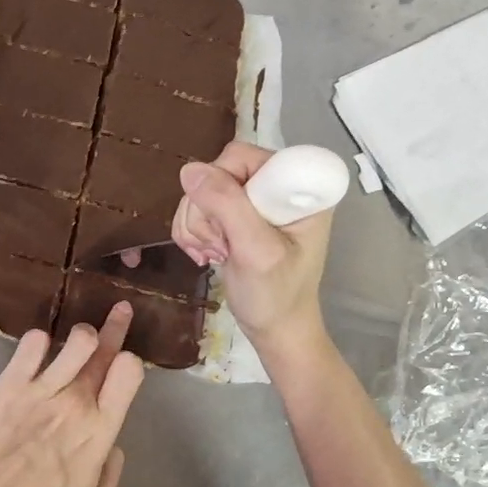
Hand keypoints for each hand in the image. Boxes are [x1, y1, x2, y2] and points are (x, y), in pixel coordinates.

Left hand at [0, 304, 144, 486]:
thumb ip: (111, 474)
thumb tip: (112, 444)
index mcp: (99, 431)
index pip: (129, 373)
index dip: (131, 363)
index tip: (124, 365)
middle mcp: (75, 402)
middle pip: (105, 348)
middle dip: (116, 327)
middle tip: (121, 311)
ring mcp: (41, 389)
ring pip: (76, 339)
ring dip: (83, 335)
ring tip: (81, 339)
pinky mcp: (9, 383)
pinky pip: (32, 342)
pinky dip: (40, 341)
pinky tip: (40, 350)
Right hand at [172, 142, 333, 351]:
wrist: (276, 330)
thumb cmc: (276, 296)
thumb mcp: (255, 251)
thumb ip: (227, 205)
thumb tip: (189, 170)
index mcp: (298, 186)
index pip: (242, 156)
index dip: (222, 186)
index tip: (227, 225)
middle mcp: (277, 185)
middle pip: (216, 172)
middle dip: (205, 211)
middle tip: (218, 247)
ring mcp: (255, 199)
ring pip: (201, 189)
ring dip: (195, 224)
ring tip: (212, 254)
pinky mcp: (237, 213)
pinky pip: (198, 205)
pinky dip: (192, 230)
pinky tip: (205, 253)